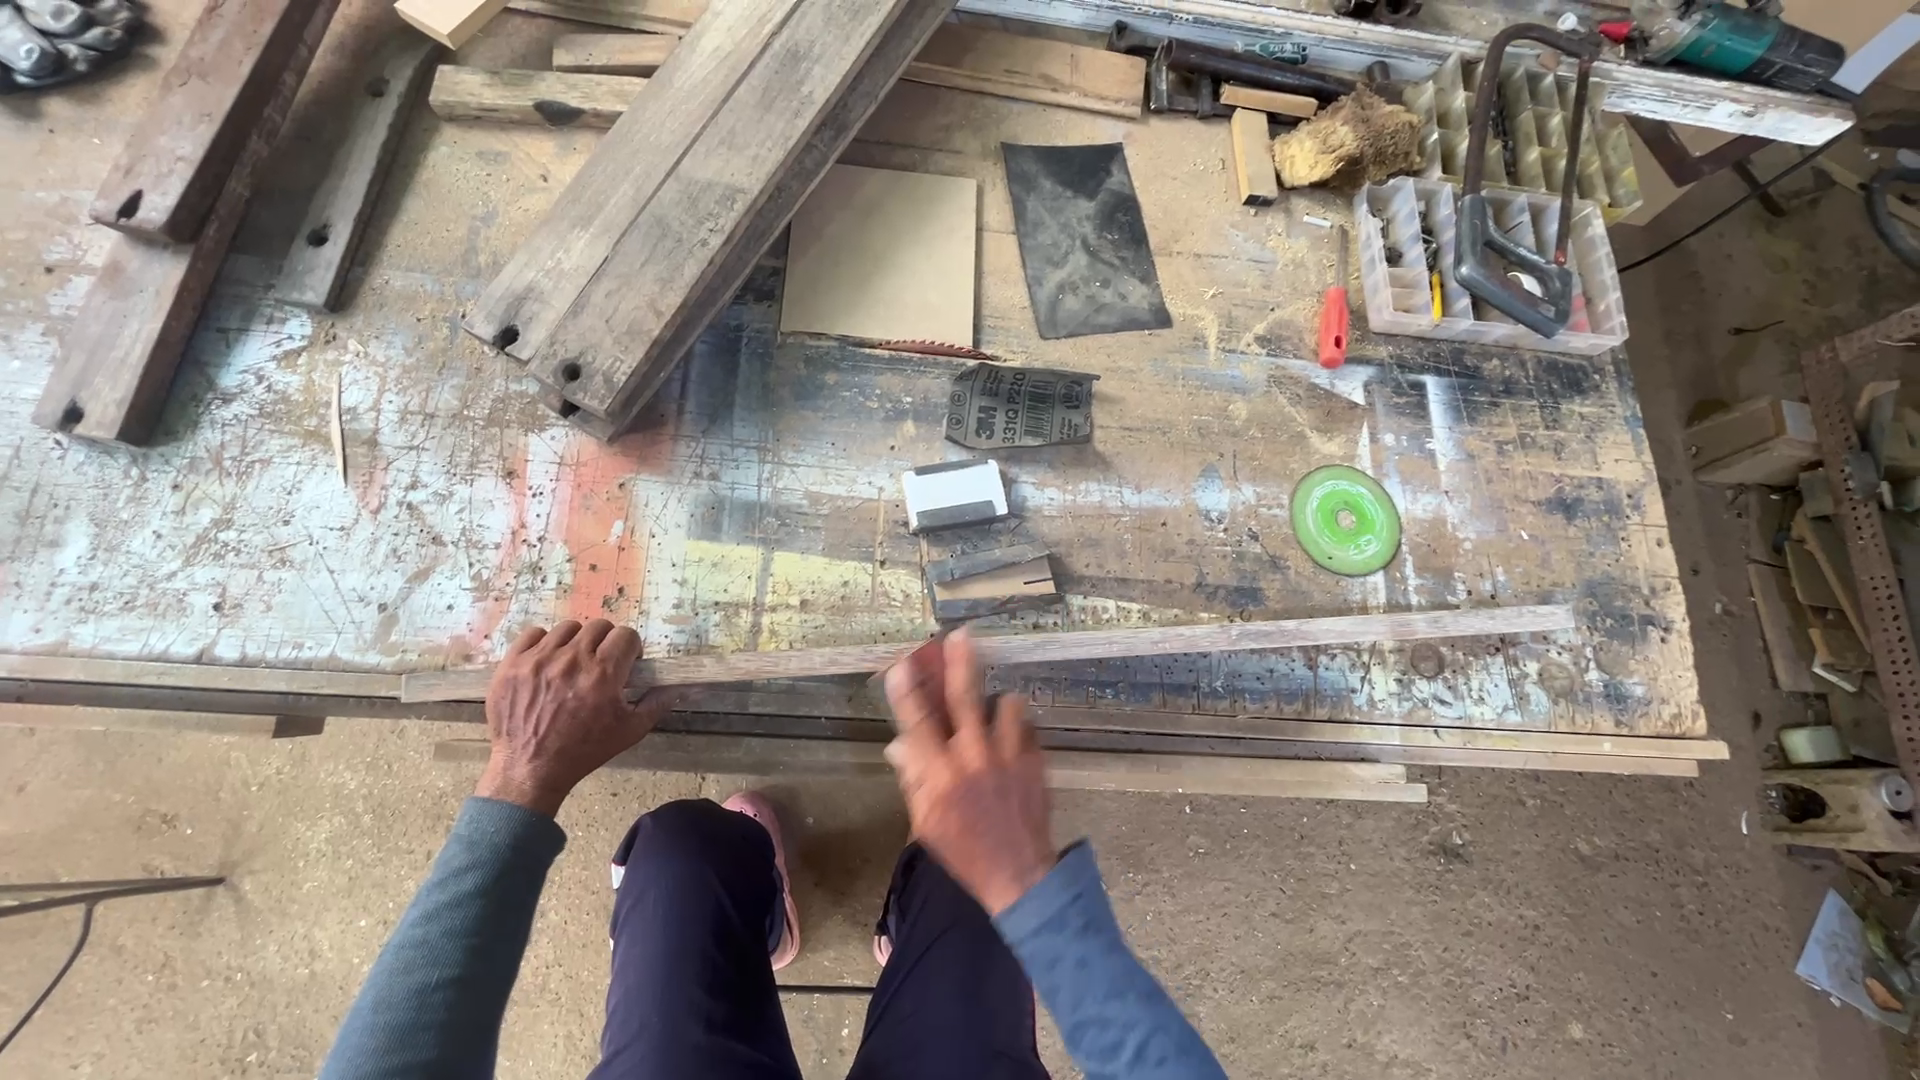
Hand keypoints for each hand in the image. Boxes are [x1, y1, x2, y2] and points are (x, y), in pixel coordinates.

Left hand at [478, 619, 671, 816]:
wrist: (530, 769)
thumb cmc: (585, 750)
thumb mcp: (630, 731)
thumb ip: (656, 704)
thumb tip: (677, 687)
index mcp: (603, 673)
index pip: (626, 635)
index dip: (630, 648)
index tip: (625, 662)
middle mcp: (572, 660)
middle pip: (598, 626)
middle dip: (605, 642)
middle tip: (601, 663)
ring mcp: (538, 660)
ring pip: (567, 628)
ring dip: (576, 641)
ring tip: (573, 662)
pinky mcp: (512, 664)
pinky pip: (533, 634)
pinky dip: (544, 643)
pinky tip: (547, 661)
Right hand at [882, 629, 1056, 914]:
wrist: (1019, 875)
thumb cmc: (964, 852)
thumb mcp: (926, 823)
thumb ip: (913, 779)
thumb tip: (898, 745)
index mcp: (940, 775)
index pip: (918, 723)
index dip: (907, 691)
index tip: (901, 663)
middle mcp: (974, 758)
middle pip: (965, 699)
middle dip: (960, 663)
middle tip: (962, 634)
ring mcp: (1009, 757)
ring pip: (1006, 705)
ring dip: (998, 701)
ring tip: (996, 707)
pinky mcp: (1036, 762)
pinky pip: (1029, 727)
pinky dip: (1019, 727)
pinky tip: (1014, 737)